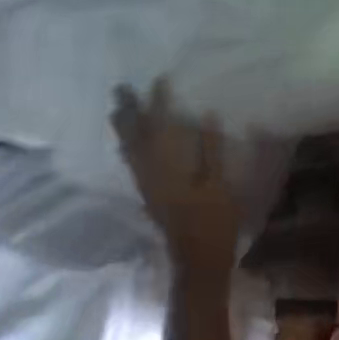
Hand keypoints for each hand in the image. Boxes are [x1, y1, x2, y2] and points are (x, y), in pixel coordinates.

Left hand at [113, 79, 236, 277]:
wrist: (198, 260)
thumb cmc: (214, 221)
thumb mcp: (219, 183)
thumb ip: (211, 149)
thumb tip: (206, 115)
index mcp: (169, 166)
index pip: (160, 126)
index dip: (158, 102)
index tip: (158, 79)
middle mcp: (150, 172)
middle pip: (134, 137)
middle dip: (128, 111)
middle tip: (121, 89)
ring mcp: (146, 185)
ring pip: (128, 150)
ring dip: (123, 128)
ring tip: (118, 109)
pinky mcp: (148, 195)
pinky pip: (131, 163)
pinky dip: (127, 146)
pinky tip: (127, 144)